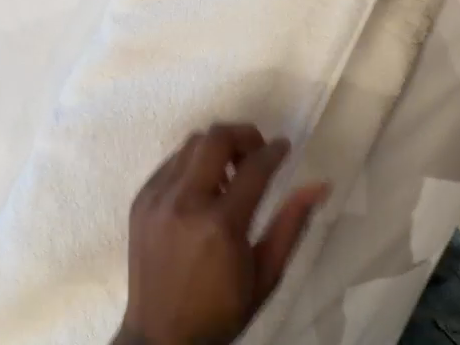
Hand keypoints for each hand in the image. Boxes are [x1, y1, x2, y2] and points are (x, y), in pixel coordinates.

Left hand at [115, 124, 329, 344]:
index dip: (273, 151)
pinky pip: (170, 163)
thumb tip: (319, 185)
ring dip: (216, 147)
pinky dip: (192, 164)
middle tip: (256, 152)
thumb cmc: (221, 310)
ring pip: (190, 144)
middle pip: (215, 138)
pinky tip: (203, 188)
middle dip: (243, 135)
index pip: (253, 168)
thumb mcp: (266, 275)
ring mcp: (156, 198)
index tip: (284, 148)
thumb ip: (291, 224)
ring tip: (230, 173)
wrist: (161, 337)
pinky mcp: (140, 200)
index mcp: (220, 224)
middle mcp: (184, 202)